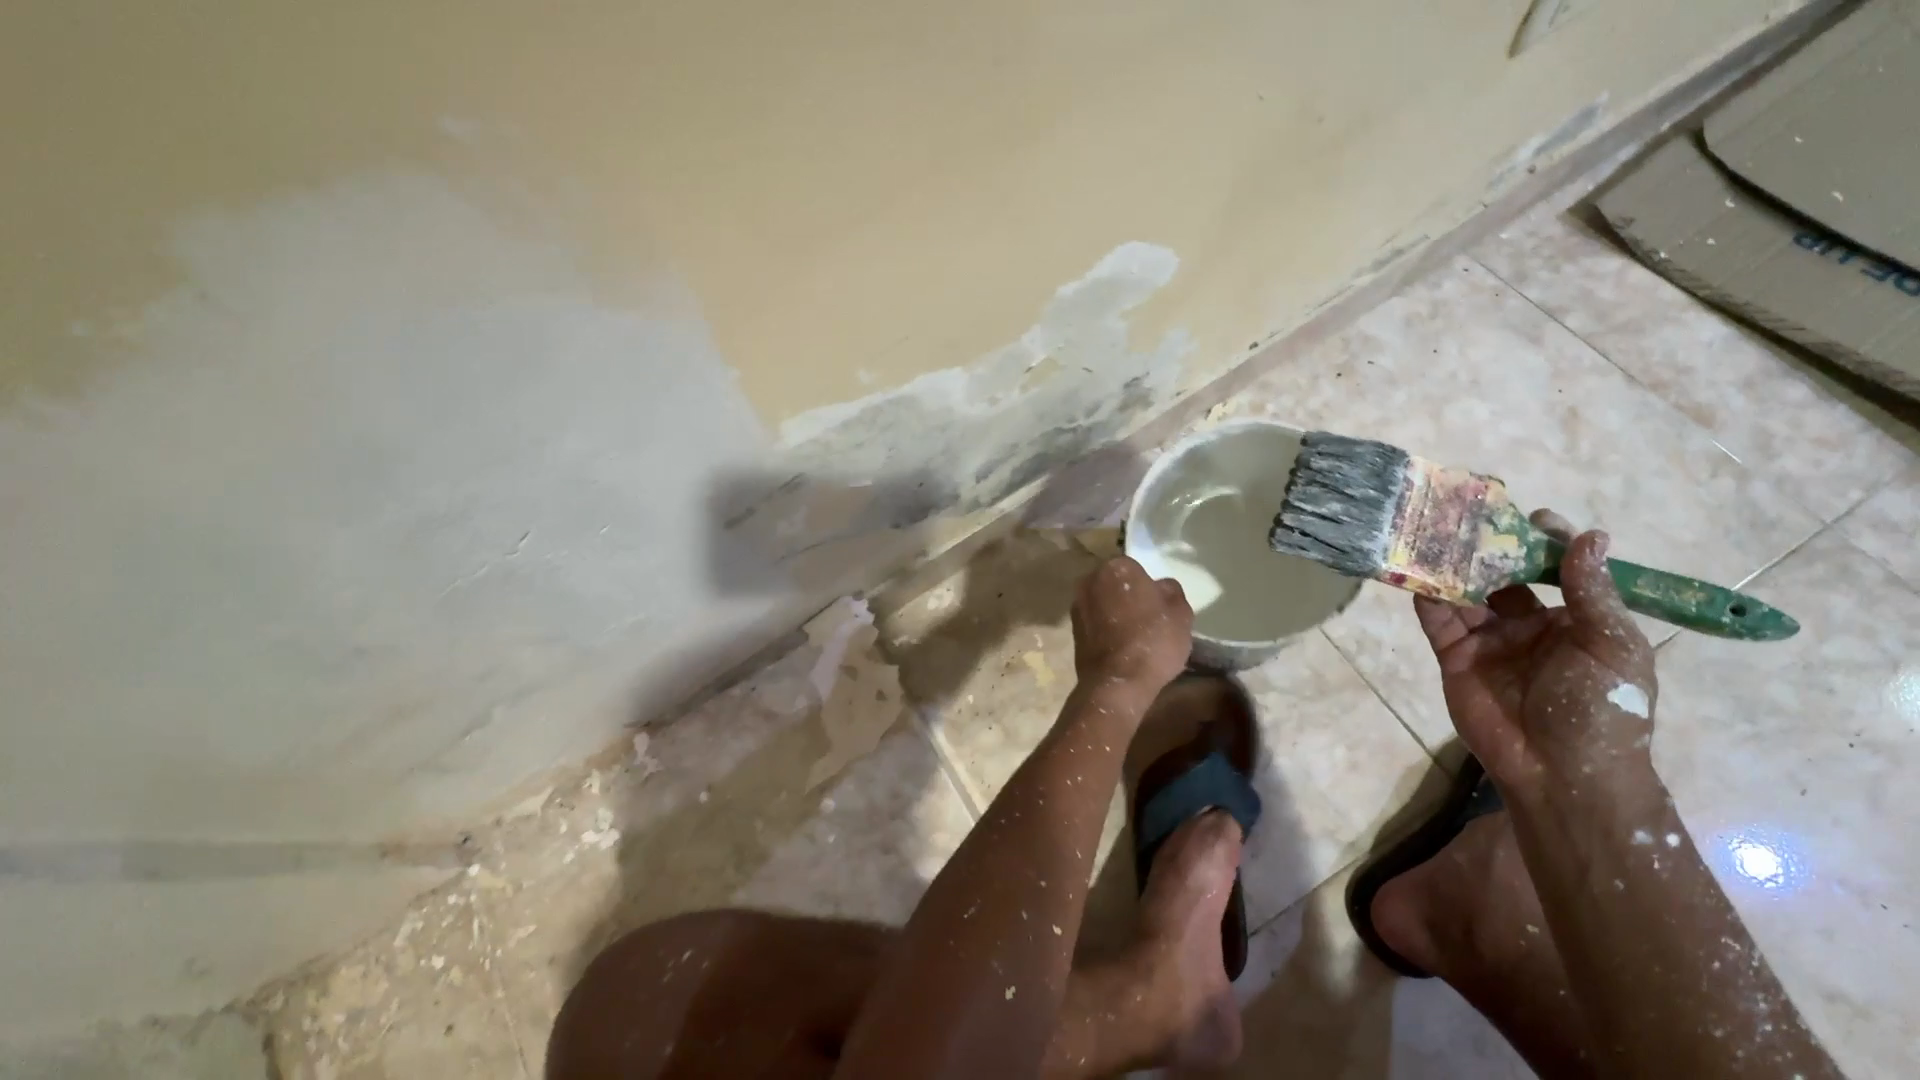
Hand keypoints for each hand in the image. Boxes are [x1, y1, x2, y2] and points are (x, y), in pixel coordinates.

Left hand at [1071, 556, 1193, 694]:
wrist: (1118, 683)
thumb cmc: (1153, 642)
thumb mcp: (1181, 613)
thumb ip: (1171, 591)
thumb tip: (1161, 587)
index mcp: (1116, 567)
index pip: (1135, 569)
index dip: (1149, 588)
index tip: (1158, 607)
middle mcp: (1090, 580)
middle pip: (1115, 585)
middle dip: (1128, 597)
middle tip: (1149, 620)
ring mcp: (1077, 606)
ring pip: (1104, 604)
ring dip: (1116, 614)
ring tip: (1135, 638)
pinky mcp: (1073, 631)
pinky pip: (1096, 624)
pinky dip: (1106, 631)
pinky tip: (1121, 648)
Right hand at [1413, 510, 1656, 790]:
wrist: (1561, 772)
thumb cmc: (1601, 709)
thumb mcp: (1611, 647)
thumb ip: (1593, 593)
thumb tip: (1591, 536)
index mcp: (1572, 621)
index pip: (1557, 570)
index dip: (1546, 543)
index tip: (1533, 519)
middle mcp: (1527, 624)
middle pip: (1504, 575)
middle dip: (1491, 548)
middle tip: (1473, 519)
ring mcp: (1488, 641)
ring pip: (1467, 593)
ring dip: (1455, 566)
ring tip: (1438, 536)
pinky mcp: (1454, 657)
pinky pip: (1438, 621)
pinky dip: (1427, 597)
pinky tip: (1419, 573)